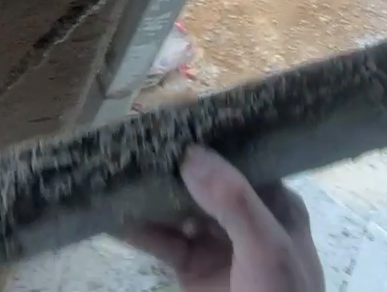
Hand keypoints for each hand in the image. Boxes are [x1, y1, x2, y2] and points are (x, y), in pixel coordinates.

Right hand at [121, 148, 323, 291]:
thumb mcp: (268, 254)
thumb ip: (233, 201)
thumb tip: (190, 152)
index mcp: (275, 205)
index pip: (238, 159)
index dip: (205, 137)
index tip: (168, 116)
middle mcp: (243, 218)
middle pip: (201, 179)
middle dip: (168, 162)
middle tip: (130, 137)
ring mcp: (215, 244)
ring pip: (175, 207)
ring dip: (147, 192)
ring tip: (112, 167)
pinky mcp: (191, 270)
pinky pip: (160, 241)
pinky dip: (136, 228)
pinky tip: (111, 213)